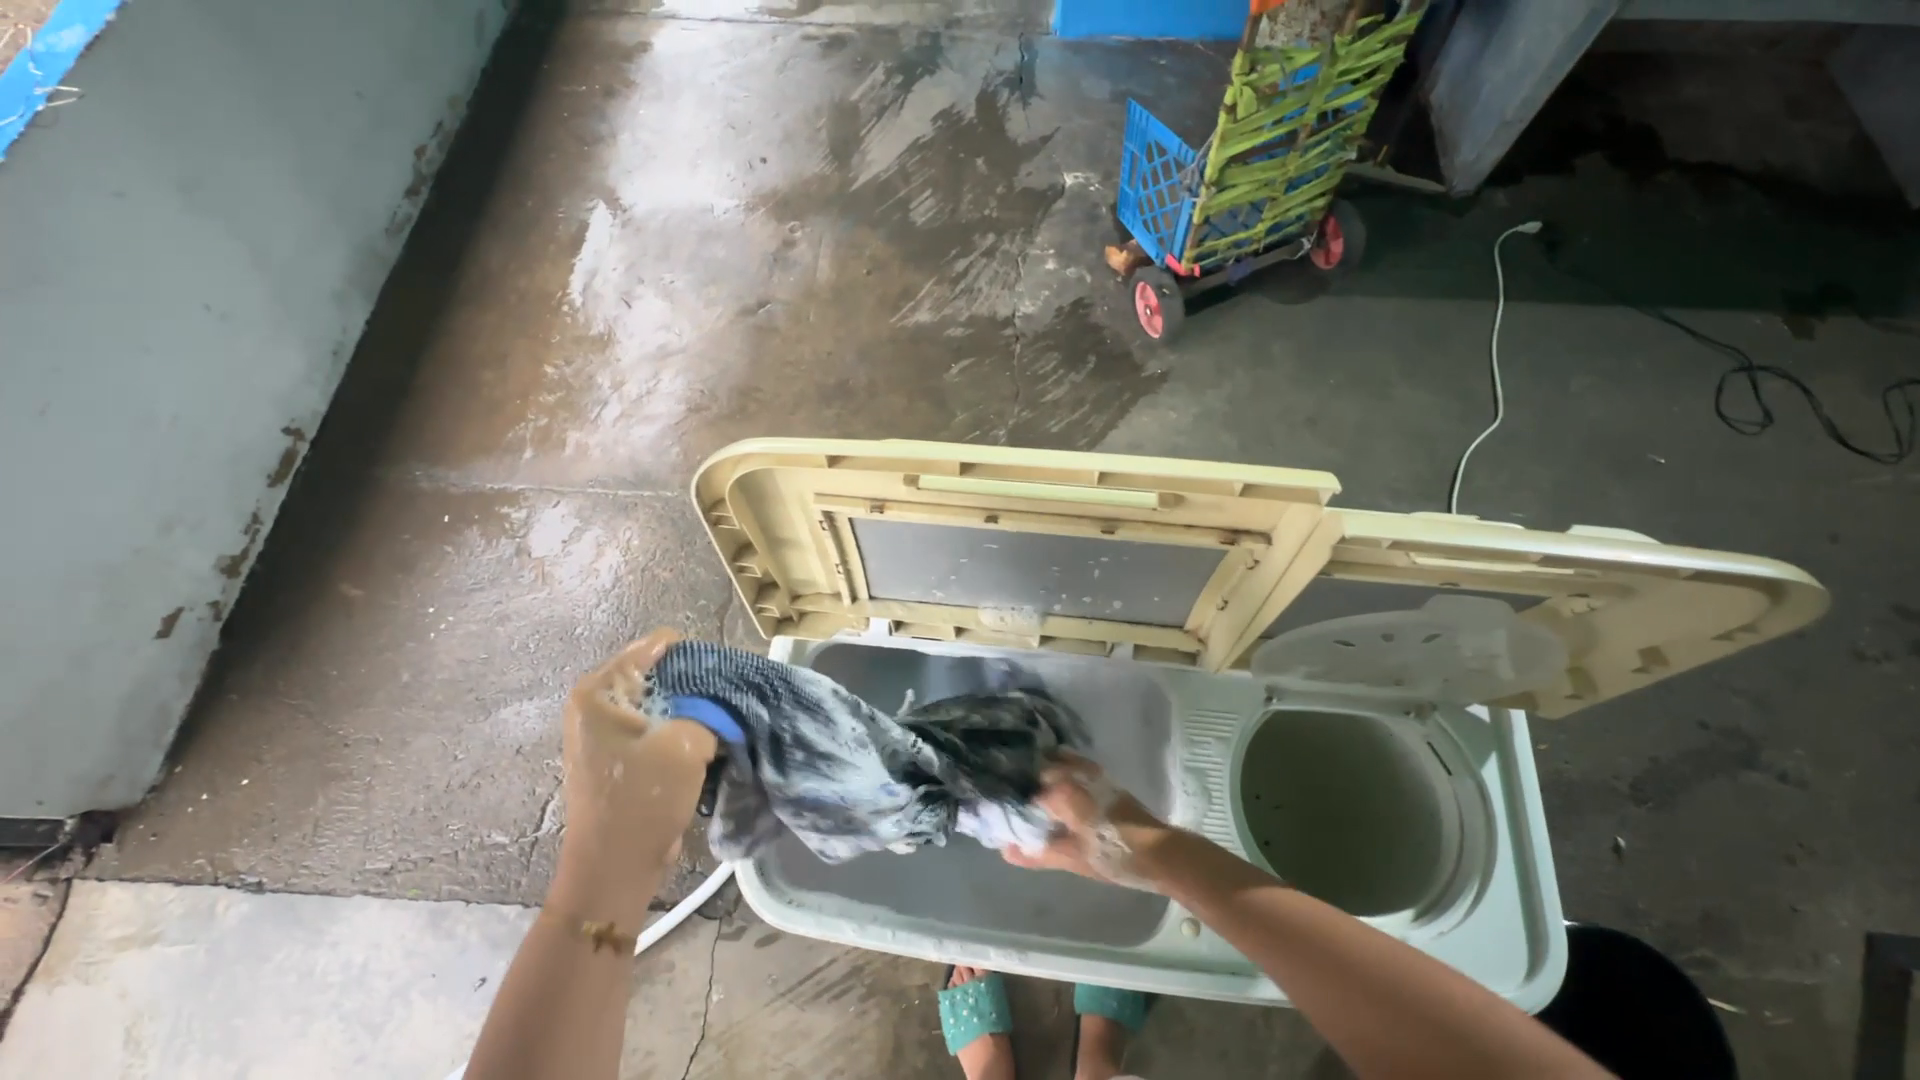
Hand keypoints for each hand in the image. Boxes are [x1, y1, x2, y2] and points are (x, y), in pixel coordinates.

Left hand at [558, 631, 718, 877]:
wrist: (614, 867)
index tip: (727, 680)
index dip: (697, 659)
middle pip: (660, 672)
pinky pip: (656, 726)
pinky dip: (681, 731)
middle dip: (697, 685)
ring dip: (692, 711)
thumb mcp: (688, 743)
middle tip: (730, 703)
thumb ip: (708, 707)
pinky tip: (705, 745)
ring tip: (722, 723)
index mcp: (600, 689)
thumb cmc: (643, 800)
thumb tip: (721, 701)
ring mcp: (604, 729)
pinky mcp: (618, 753)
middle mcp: (596, 701)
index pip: (658, 645)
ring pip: (662, 702)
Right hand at [1002, 753, 1178, 889]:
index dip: (1012, 797)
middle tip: (1010, 794)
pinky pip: (1074, 765)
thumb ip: (1038, 853)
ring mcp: (1092, 771)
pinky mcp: (1104, 777)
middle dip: (1025, 777)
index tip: (999, 803)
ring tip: (1029, 787)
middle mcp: (1075, 772)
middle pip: (1040, 767)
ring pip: (1058, 762)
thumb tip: (1005, 850)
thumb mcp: (1072, 859)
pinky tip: (1057, 787)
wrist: (1160, 852)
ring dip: (1043, 769)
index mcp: (1062, 789)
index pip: (1026, 788)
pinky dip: (1062, 768)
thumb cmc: (1113, 855)